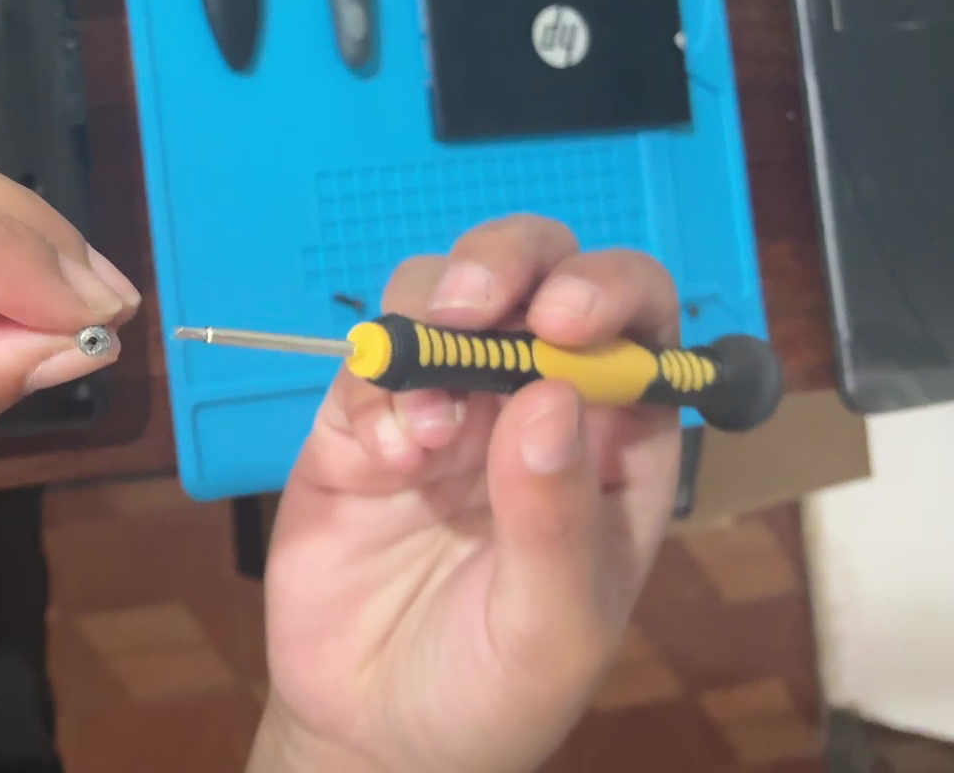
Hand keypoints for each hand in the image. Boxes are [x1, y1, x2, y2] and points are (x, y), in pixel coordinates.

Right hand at [250, 217, 681, 772]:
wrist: (365, 718)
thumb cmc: (487, 688)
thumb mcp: (553, 625)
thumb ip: (559, 515)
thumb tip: (555, 394)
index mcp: (604, 447)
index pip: (631, 329)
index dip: (608, 297)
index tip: (563, 325)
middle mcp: (516, 405)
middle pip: (523, 275)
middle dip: (500, 265)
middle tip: (469, 309)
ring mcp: (428, 406)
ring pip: (426, 297)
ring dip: (422, 328)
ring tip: (421, 432)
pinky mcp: (352, 423)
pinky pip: (361, 369)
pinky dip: (370, 394)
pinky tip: (383, 458)